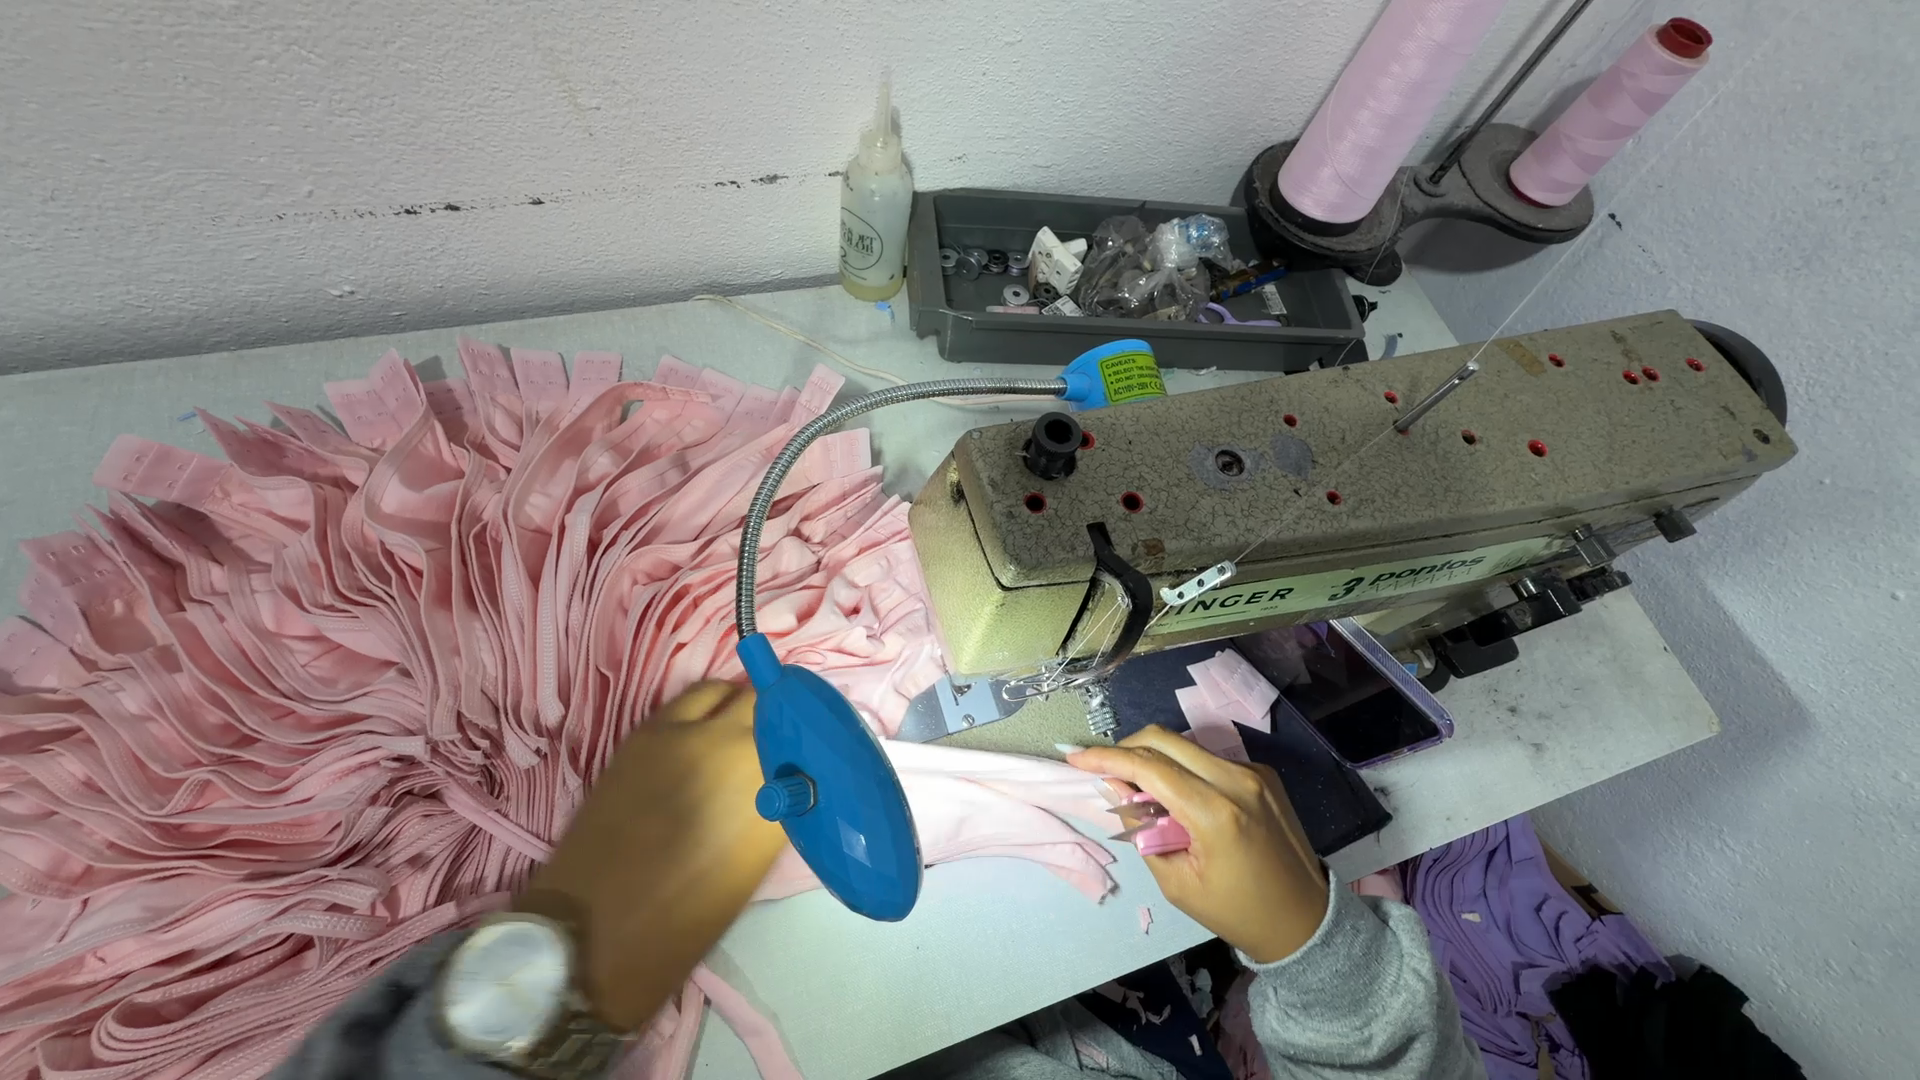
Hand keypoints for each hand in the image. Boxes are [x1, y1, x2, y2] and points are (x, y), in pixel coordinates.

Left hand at [515, 681, 785, 1029]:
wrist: (591, 934)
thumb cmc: (685, 918)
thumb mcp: (754, 863)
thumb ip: (778, 807)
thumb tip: (791, 778)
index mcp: (768, 787)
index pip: (806, 737)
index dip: (813, 738)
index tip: (816, 748)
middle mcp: (733, 748)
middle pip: (770, 705)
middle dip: (780, 716)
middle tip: (781, 735)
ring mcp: (685, 734)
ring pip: (725, 692)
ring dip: (739, 704)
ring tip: (742, 725)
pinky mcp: (645, 734)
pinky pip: (689, 702)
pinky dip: (705, 708)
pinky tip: (705, 731)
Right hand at [1067, 726, 1328, 962]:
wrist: (1305, 921)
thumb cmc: (1236, 911)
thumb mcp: (1176, 882)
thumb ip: (1141, 828)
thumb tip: (1116, 786)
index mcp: (1216, 812)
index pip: (1149, 766)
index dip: (1106, 758)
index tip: (1075, 758)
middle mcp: (1237, 780)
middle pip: (1164, 739)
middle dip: (1126, 747)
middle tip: (1103, 769)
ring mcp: (1253, 772)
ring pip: (1185, 744)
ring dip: (1154, 757)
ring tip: (1139, 789)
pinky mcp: (1262, 774)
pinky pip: (1207, 757)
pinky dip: (1182, 767)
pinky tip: (1176, 797)